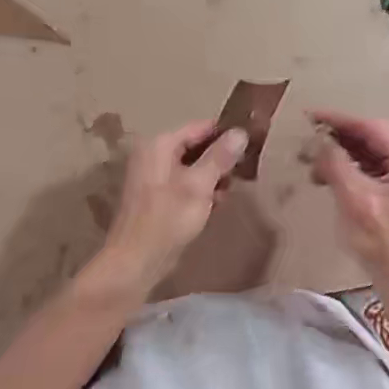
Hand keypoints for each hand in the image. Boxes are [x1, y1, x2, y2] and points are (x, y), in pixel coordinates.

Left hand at [99, 120, 248, 290]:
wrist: (136, 261)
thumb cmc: (167, 220)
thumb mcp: (199, 186)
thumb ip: (220, 157)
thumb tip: (240, 132)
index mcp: (160, 145)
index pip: (201, 127)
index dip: (227, 134)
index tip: (252, 143)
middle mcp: (153, 155)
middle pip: (196, 147)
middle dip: (221, 159)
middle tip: (246, 171)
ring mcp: (153, 177)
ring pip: (192, 167)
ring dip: (213, 177)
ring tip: (231, 192)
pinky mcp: (156, 197)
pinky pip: (184, 184)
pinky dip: (200, 191)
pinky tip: (215, 206)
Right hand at [306, 110, 388, 297]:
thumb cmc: (385, 245)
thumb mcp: (357, 201)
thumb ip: (336, 165)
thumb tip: (317, 140)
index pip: (374, 129)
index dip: (341, 121)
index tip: (311, 116)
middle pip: (373, 139)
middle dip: (339, 138)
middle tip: (308, 137)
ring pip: (370, 154)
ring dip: (341, 154)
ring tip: (312, 160)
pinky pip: (371, 170)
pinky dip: (348, 169)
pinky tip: (327, 175)